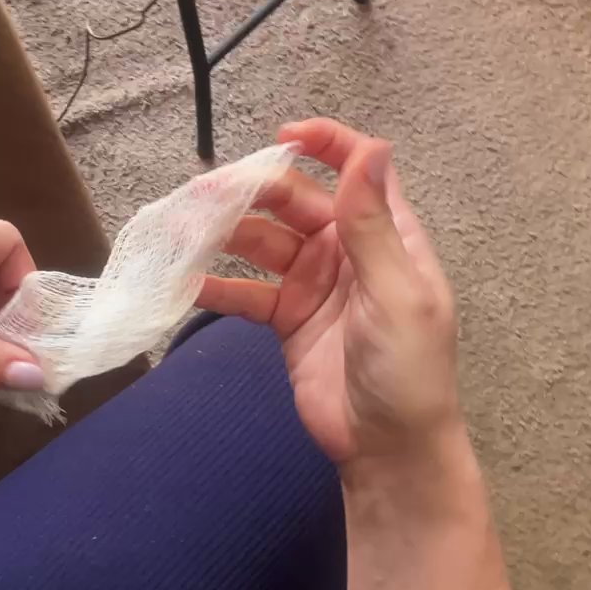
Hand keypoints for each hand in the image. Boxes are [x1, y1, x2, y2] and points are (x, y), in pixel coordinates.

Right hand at [197, 118, 462, 469]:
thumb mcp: (398, 296)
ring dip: (222, 235)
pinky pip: (245, 290)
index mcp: (384, 235)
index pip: (357, 167)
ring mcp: (311, 280)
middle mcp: (344, 248)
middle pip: (293, 200)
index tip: (281, 138)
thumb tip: (370, 149)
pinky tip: (183, 284)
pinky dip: (215, 286)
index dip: (324, 143)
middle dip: (250, 192)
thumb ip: (373, 226)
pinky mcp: (284, 315)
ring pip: (260, 240)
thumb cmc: (409, 372)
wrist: (386, 451)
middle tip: (202, 195)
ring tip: (181, 234)